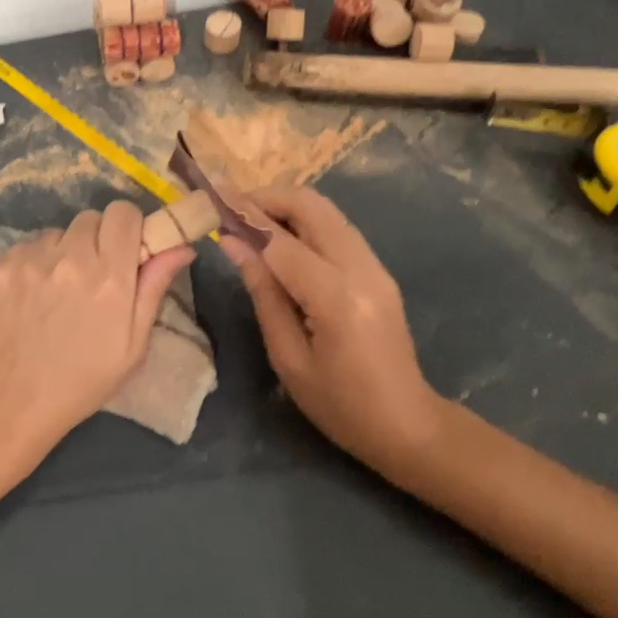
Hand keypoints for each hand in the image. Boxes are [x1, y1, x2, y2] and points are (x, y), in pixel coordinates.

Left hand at [0, 201, 195, 454]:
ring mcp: (30, 260)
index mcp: (110, 277)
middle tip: (93, 275)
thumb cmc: (82, 381)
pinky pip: (25, 247)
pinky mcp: (0, 266)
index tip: (127, 247)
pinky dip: (32, 263)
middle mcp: (70, 258)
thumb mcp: (133, 346)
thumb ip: (154, 288)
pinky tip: (31, 297)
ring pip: (56, 233)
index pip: (123, 212)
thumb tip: (180, 246)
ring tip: (57, 291)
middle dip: (97, 239)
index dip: (128, 226)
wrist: (12, 401)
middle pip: (90, 218)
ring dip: (62, 251)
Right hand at [217, 186, 442, 473]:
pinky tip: (277, 241)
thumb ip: (262, 292)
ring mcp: (375, 267)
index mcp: (336, 297)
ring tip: (246, 223)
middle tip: (228, 209)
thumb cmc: (339, 405)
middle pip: (311, 206)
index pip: (280, 240)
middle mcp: (361, 269)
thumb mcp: (287, 357)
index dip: (242, 213)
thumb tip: (232, 242)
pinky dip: (302, 222)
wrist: (407, 425)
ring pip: (326, 211)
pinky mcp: (377, 270)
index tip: (210, 192)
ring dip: (284, 207)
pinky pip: (335, 228)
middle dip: (266, 198)